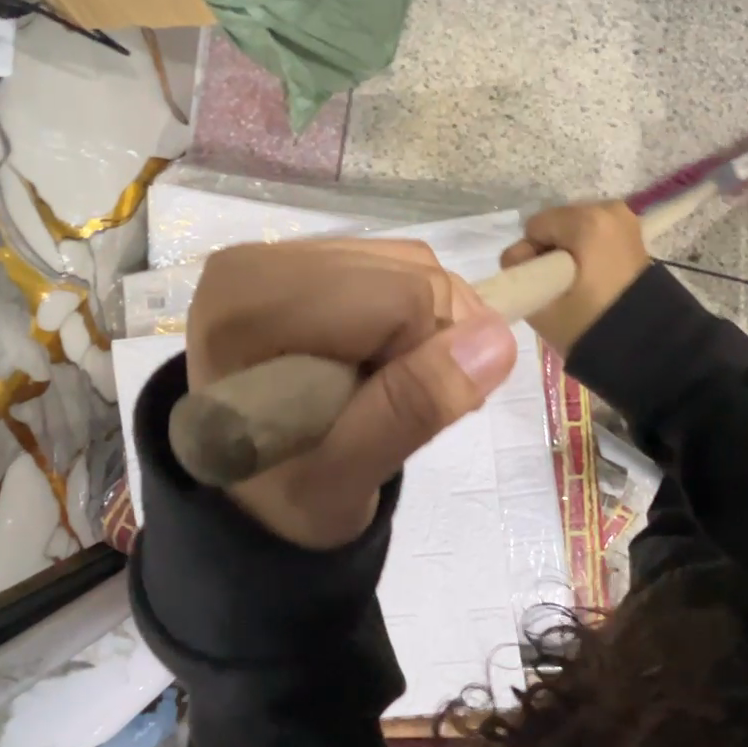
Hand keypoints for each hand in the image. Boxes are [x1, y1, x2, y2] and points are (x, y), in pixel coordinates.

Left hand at [185, 239, 517, 548]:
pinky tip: (395, 361)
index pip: (399, 299)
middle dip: (435, 342)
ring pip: (418, 265)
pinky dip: (423, 317)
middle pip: (412, 273)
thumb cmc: (292, 491)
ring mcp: (289, 254)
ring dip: (435, 331)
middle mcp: (263, 261)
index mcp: (252, 308)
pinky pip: (406, 266)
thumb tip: (496, 341)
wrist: (259, 490)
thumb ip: (411, 409)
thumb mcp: (347, 474)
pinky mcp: (316, 259)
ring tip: (400, 389)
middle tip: (406, 408)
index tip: (397, 414)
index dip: (425, 357)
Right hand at [500, 201, 650, 352]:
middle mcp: (610, 210)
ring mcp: (626, 221)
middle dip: (552, 253)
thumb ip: (517, 271)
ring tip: (578, 288)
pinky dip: (588, 256)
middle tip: (560, 289)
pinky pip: (596, 238)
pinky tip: (592, 282)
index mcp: (588, 220)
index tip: (543, 285)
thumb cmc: (589, 325)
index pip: (535, 227)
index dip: (531, 256)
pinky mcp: (634, 237)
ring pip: (576, 232)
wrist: (644, 347)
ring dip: (569, 255)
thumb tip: (517, 257)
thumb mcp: (541, 305)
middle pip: (557, 225)